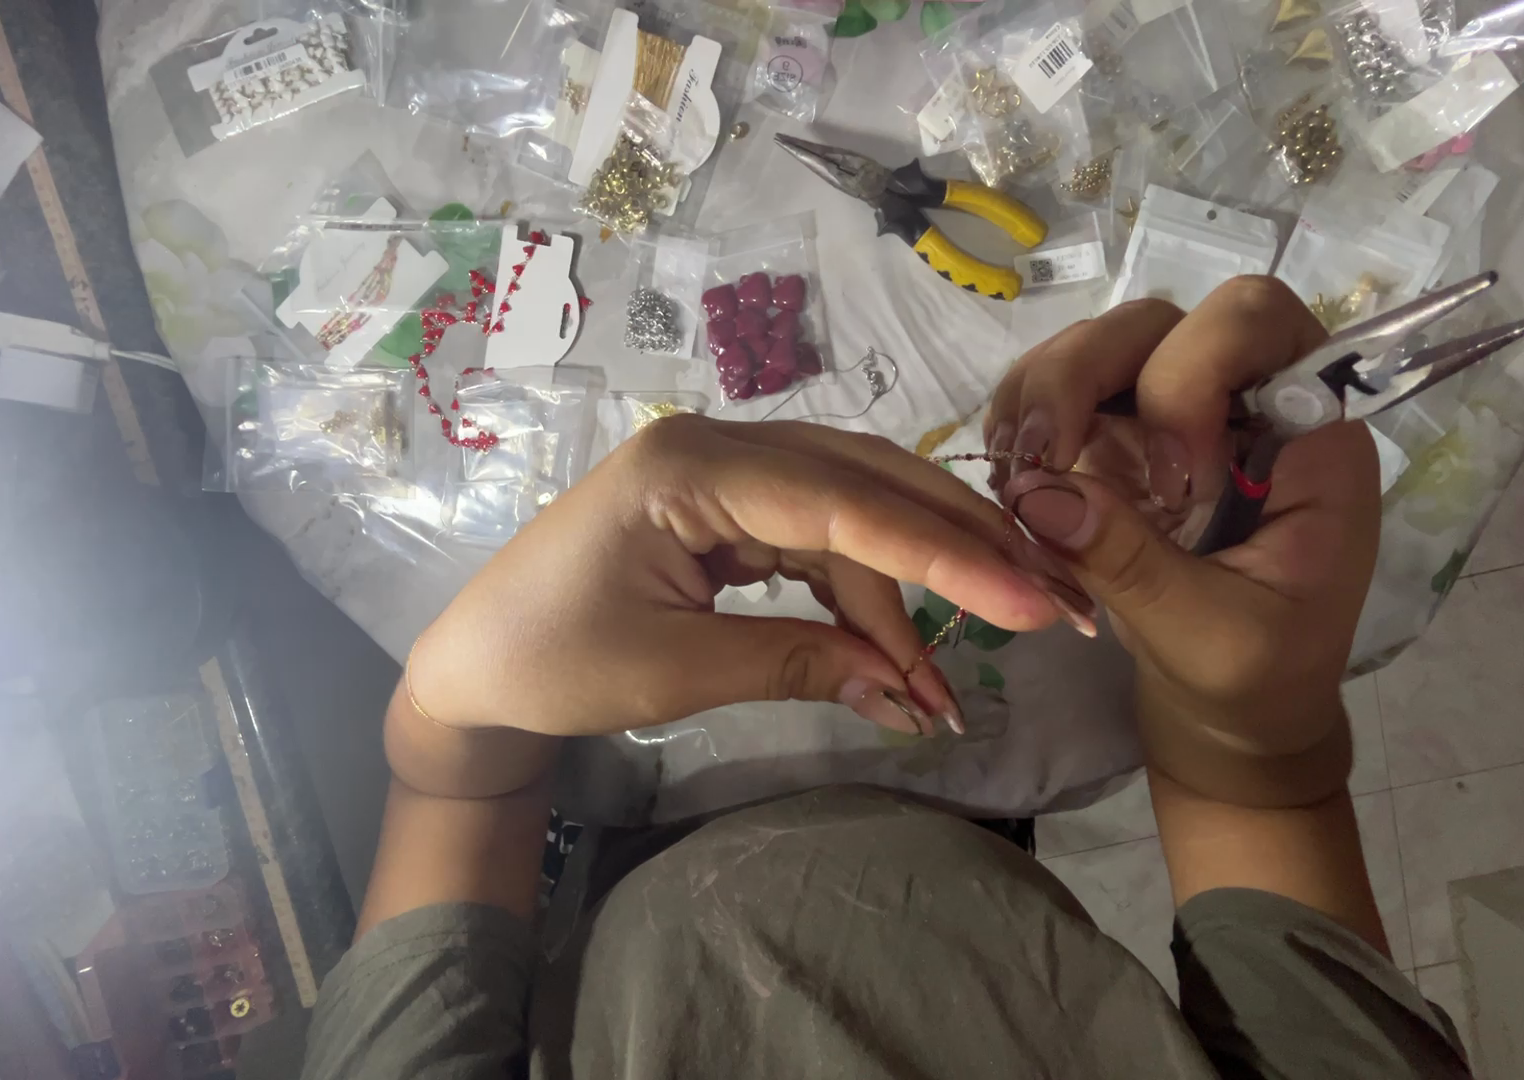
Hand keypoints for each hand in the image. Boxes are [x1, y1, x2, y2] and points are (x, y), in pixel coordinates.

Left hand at [397, 416, 1069, 795]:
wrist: (477, 666)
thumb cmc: (551, 663)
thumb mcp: (678, 670)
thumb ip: (800, 661)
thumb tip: (906, 688)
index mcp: (690, 466)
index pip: (842, 503)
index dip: (942, 553)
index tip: (1028, 597)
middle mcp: (720, 447)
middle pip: (866, 484)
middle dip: (957, 548)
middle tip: (1045, 603)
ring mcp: (728, 474)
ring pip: (853, 514)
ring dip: (913, 587)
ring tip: (961, 664)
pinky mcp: (731, 510)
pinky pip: (821, 541)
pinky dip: (865, 595)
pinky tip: (898, 646)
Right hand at [991, 278, 1380, 805]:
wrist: (1230, 705)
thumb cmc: (1253, 675)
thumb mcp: (1209, 633)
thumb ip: (1132, 562)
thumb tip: (1037, 491)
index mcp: (1302, 437)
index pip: (1254, 324)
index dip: (1191, 373)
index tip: (1165, 479)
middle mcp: (1231, 404)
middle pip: (1153, 322)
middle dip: (1081, 374)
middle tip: (1039, 455)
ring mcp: (1161, 420)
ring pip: (1094, 347)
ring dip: (1039, 394)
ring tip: (1013, 467)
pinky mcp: (1110, 446)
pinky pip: (1056, 395)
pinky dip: (1020, 420)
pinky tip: (1008, 469)